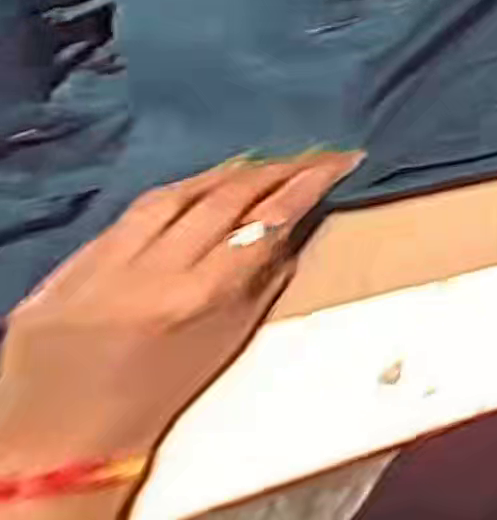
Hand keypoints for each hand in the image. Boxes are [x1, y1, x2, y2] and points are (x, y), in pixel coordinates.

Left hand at [0, 151, 359, 470]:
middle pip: (222, 199)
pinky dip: (173, 197)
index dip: (311, 181)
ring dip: (224, 173)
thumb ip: (267, 268)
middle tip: (315, 153)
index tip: (344, 160)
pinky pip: (124, 222)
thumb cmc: (171, 385)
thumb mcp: (237, 327)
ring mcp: (92, 275)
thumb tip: (296, 216)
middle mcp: (146, 277)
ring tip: (261, 162)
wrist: (59, 440)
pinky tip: (199, 189)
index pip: (268, 218)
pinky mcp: (56, 278)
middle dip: (277, 169)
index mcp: (199, 296)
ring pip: (169, 198)